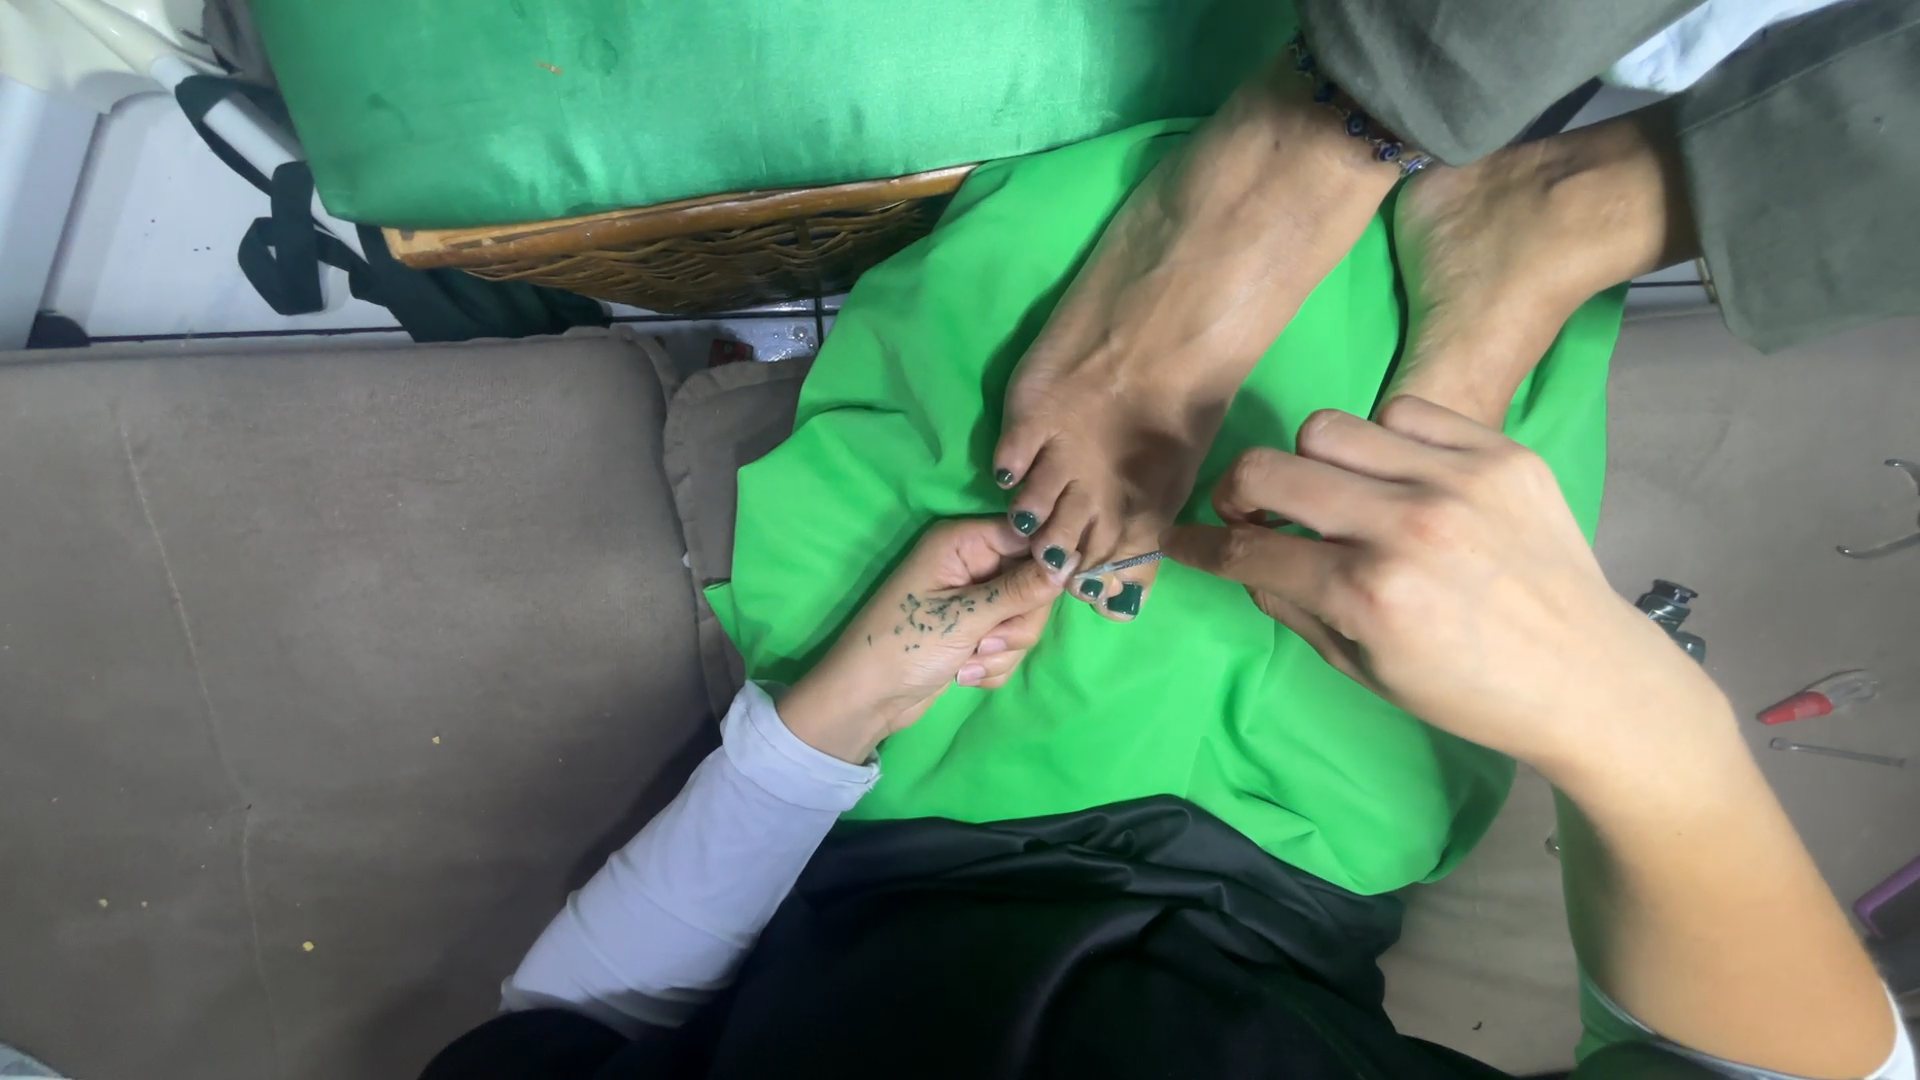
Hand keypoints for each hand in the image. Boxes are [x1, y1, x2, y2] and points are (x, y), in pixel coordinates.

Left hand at [779, 518, 1064, 762]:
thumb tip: (1068, 565)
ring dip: (1003, 648)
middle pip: (1034, 581)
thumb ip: (1020, 591)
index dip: (1046, 561)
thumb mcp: (964, 618)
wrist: (866, 702)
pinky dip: (993, 663)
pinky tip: (962, 673)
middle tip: (986, 640)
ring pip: (1026, 617)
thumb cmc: (904, 647)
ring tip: (967, 660)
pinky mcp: (976, 632)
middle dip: (1017, 620)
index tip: (1050, 592)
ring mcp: (975, 600)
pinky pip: (1011, 642)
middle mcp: (971, 564)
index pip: (1026, 534)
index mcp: (962, 543)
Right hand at [1163, 397, 1732, 786]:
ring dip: (1308, 465)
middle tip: (1249, 515)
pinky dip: (1379, 443)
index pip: (1246, 552)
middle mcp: (1408, 526)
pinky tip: (1396, 478)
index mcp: (1369, 594)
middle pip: (1268, 470)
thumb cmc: (1462, 692)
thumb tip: (1242, 554)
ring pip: (1326, 428)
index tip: (1178, 539)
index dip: (1198, 546)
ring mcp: (1460, 480)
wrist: (1595, 682)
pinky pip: (1402, 412)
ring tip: (1331, 495)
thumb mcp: (1355, 667)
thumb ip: (1286, 602)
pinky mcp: (1503, 453)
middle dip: (1235, 494)